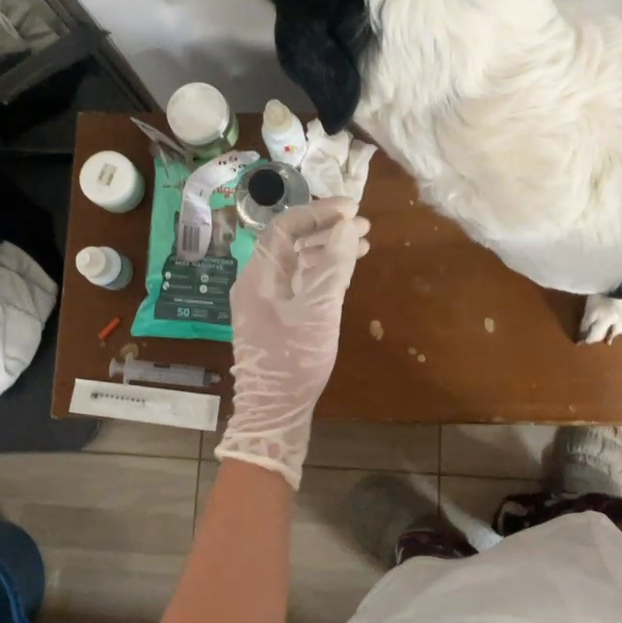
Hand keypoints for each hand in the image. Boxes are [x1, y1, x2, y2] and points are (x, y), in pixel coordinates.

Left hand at [214, 199, 370, 487]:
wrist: (273, 413)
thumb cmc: (293, 360)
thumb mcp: (319, 310)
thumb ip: (334, 265)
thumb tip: (348, 226)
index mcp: (259, 274)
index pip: (285, 226)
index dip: (319, 213)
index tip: (352, 210)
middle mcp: (257, 281)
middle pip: (291, 241)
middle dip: (327, 229)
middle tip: (364, 225)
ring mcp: (266, 300)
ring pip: (298, 261)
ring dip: (328, 249)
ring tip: (364, 243)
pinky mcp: (276, 317)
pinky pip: (300, 281)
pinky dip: (323, 271)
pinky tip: (347, 270)